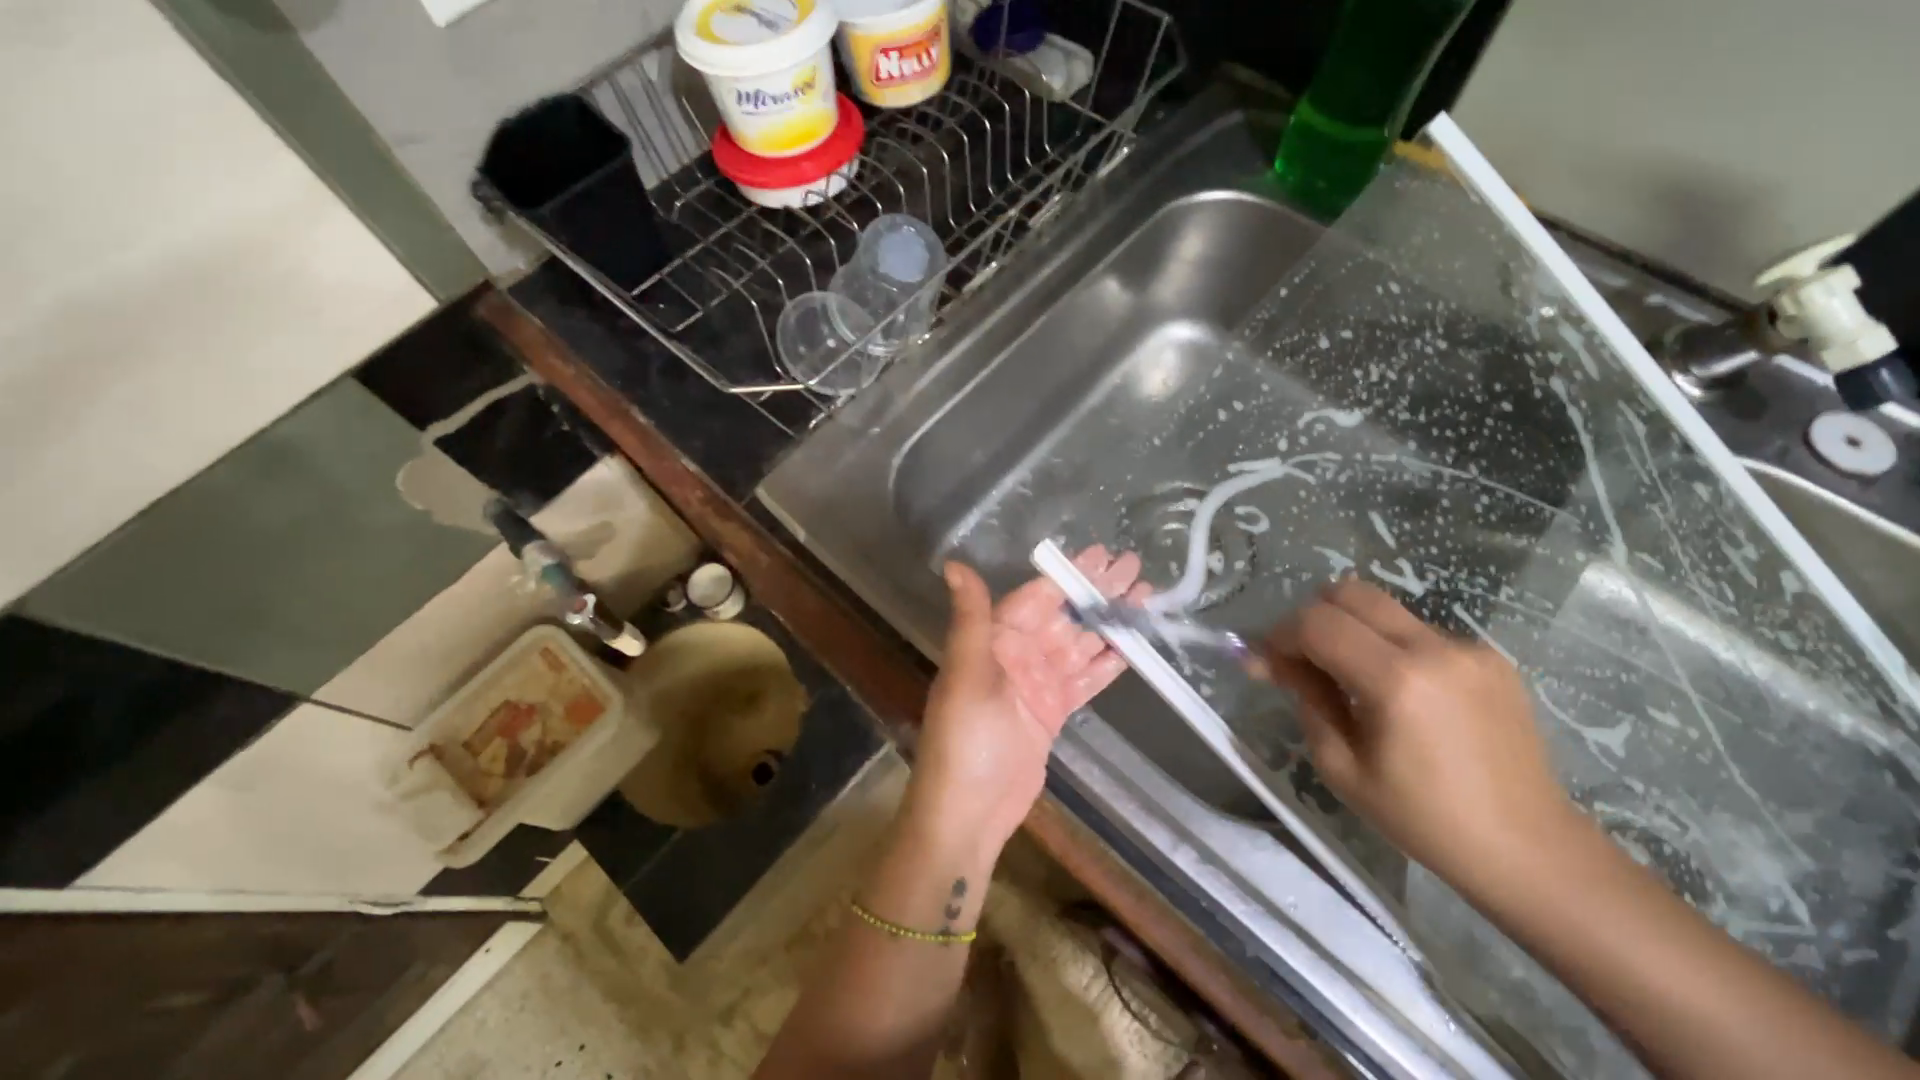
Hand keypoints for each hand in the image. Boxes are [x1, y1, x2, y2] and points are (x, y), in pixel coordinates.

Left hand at [907, 547, 1147, 856]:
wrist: (969, 811)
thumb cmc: (964, 741)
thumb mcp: (967, 676)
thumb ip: (972, 619)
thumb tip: (956, 565)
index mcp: (993, 641)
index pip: (1036, 597)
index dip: (1069, 575)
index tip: (1102, 554)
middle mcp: (1016, 657)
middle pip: (1063, 616)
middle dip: (1096, 593)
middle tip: (1135, 567)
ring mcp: (1037, 686)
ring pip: (1079, 645)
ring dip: (1109, 623)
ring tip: (1144, 598)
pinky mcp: (1052, 713)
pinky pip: (1085, 680)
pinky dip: (1107, 664)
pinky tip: (1134, 646)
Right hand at [1265, 579, 1580, 886]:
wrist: (1525, 845)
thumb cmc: (1422, 818)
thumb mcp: (1343, 767)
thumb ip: (1307, 699)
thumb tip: (1273, 661)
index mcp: (1396, 681)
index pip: (1317, 623)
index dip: (1280, 635)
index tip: (1265, 661)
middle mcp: (1435, 648)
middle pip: (1351, 593)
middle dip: (1313, 617)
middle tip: (1302, 660)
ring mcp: (1469, 648)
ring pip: (1387, 611)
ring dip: (1355, 633)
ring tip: (1353, 684)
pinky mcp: (1492, 658)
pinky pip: (1423, 634)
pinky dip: (1394, 650)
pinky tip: (1404, 698)